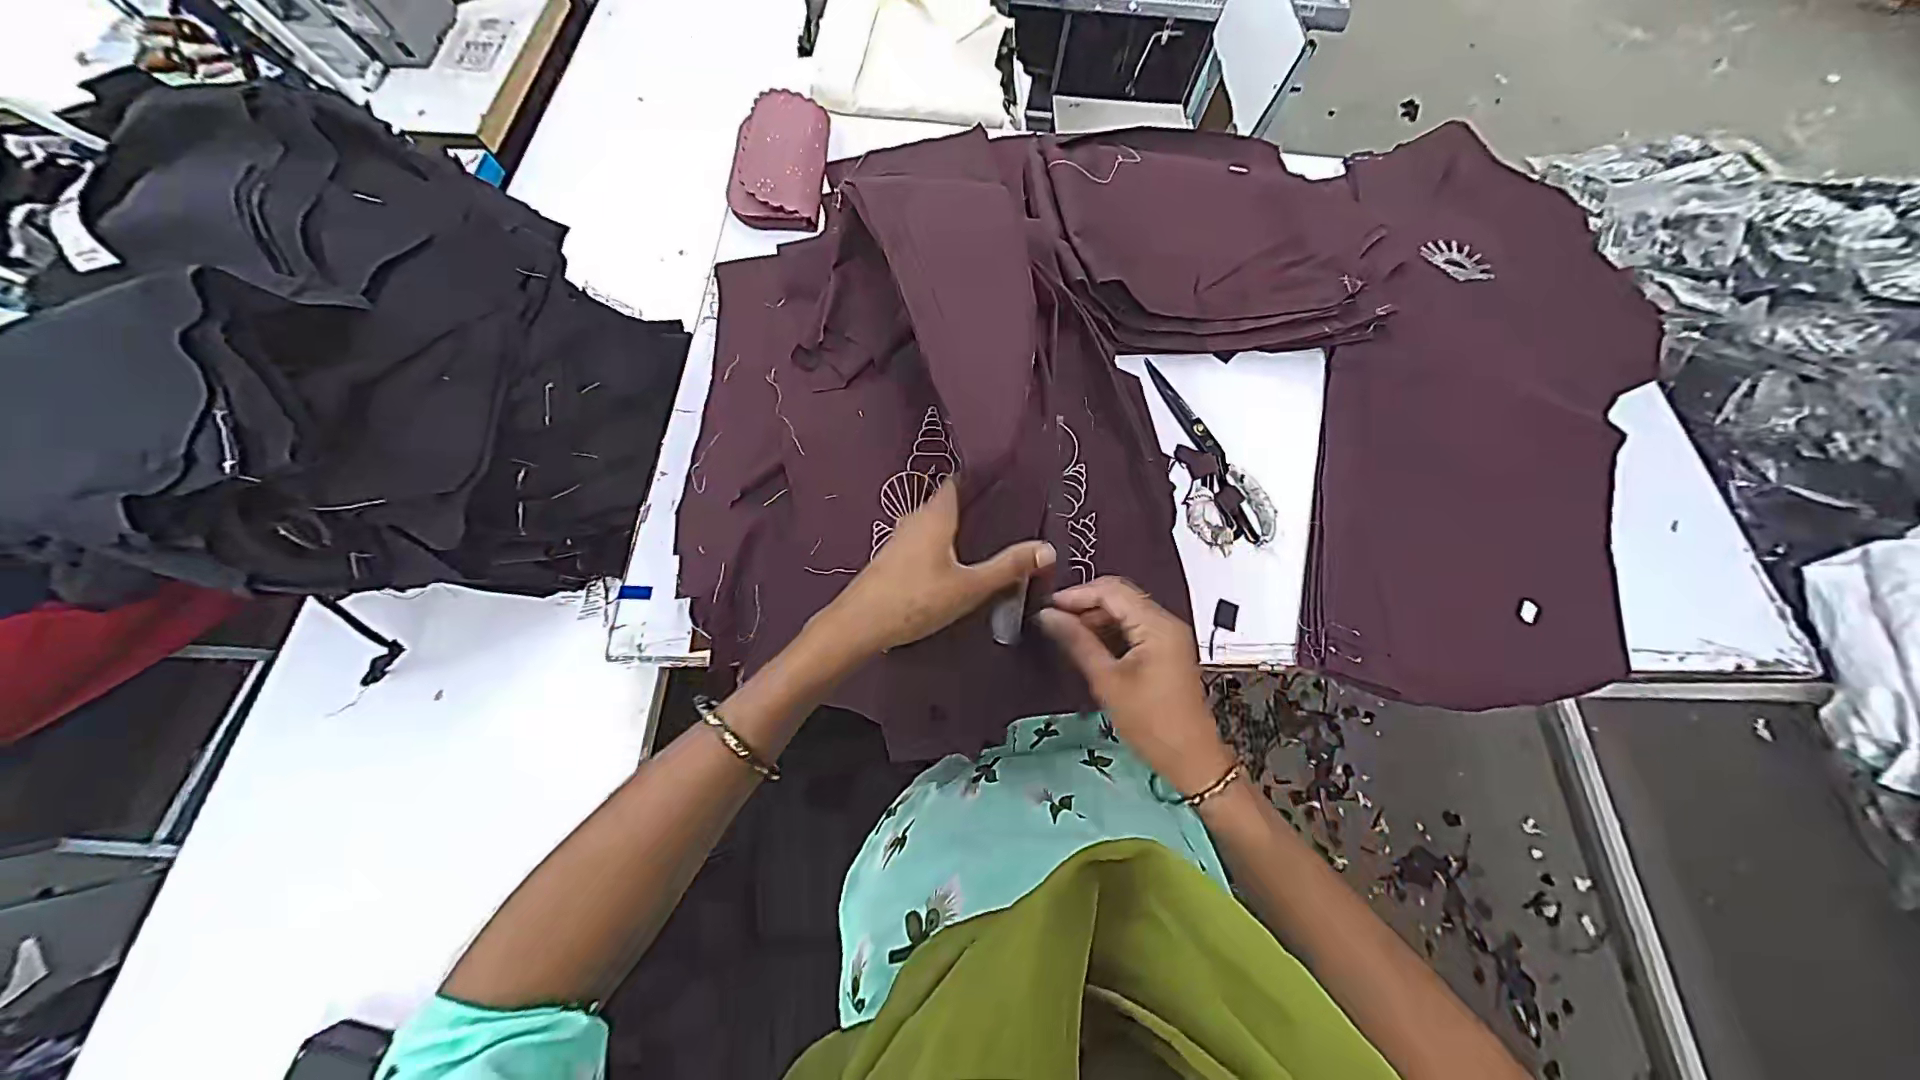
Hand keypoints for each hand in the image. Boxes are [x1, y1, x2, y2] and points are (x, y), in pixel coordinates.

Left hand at [813, 477, 1054, 657]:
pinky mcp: (892, 560)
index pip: (958, 481)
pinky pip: (925, 542)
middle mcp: (915, 519)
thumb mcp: (969, 586)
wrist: (858, 626)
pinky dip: (944, 545)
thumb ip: (1008, 567)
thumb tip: (1048, 548)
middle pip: (948, 503)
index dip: (981, 477)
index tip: (1007, 479)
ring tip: (990, 537)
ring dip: (958, 528)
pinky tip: (957, 562)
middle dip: (975, 506)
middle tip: (1008, 513)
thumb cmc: (916, 599)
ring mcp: (900, 540)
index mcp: (934, 515)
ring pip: (936, 525)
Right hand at [1036, 577, 1236, 796]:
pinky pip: (1133, 628)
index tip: (1046, 607)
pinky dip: (1109, 631)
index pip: (1111, 591)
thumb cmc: (1151, 722)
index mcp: (1157, 625)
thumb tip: (1048, 616)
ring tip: (1066, 634)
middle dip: (1084, 605)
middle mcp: (1166, 622)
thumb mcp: (1107, 680)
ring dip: (1095, 618)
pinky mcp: (1165, 649)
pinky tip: (1088, 645)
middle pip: (1119, 596)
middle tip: (1053, 621)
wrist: (1190, 759)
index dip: (1076, 594)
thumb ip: (1077, 641)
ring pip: (1125, 611)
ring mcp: (1168, 635)